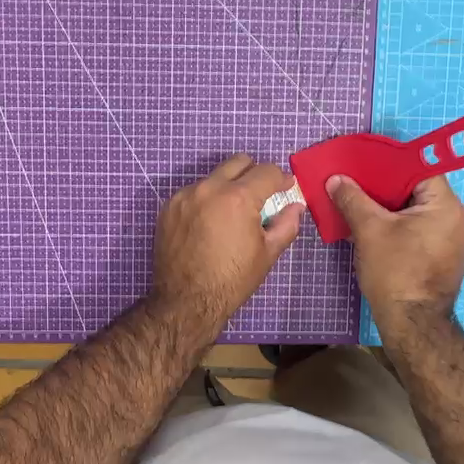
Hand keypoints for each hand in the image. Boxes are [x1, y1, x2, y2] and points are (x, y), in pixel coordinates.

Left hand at [148, 154, 303, 338]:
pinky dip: (206, 200)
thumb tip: (295, 206)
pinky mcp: (168, 207)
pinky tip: (209, 223)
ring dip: (228, 187)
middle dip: (254, 174)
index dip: (281, 179)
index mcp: (238, 198)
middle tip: (260, 195)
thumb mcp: (267, 254)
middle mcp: (209, 188)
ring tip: (231, 214)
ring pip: (214, 177)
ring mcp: (185, 196)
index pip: (267, 171)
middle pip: (238, 162)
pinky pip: (193, 192)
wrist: (186, 301)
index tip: (285, 189)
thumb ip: (286, 224)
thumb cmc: (232, 280)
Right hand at [325, 174, 463, 326]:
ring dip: (394, 211)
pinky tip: (380, 232)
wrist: (411, 323)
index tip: (365, 168)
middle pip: (420, 192)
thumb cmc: (394, 271)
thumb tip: (336, 179)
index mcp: (447, 206)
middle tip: (359, 188)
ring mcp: (456, 242)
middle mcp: (459, 220)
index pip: (420, 170)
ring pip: (420, 214)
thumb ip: (353, 199)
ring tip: (365, 209)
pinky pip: (424, 232)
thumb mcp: (369, 230)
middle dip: (388, 190)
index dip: (390, 166)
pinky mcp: (447, 259)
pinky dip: (403, 228)